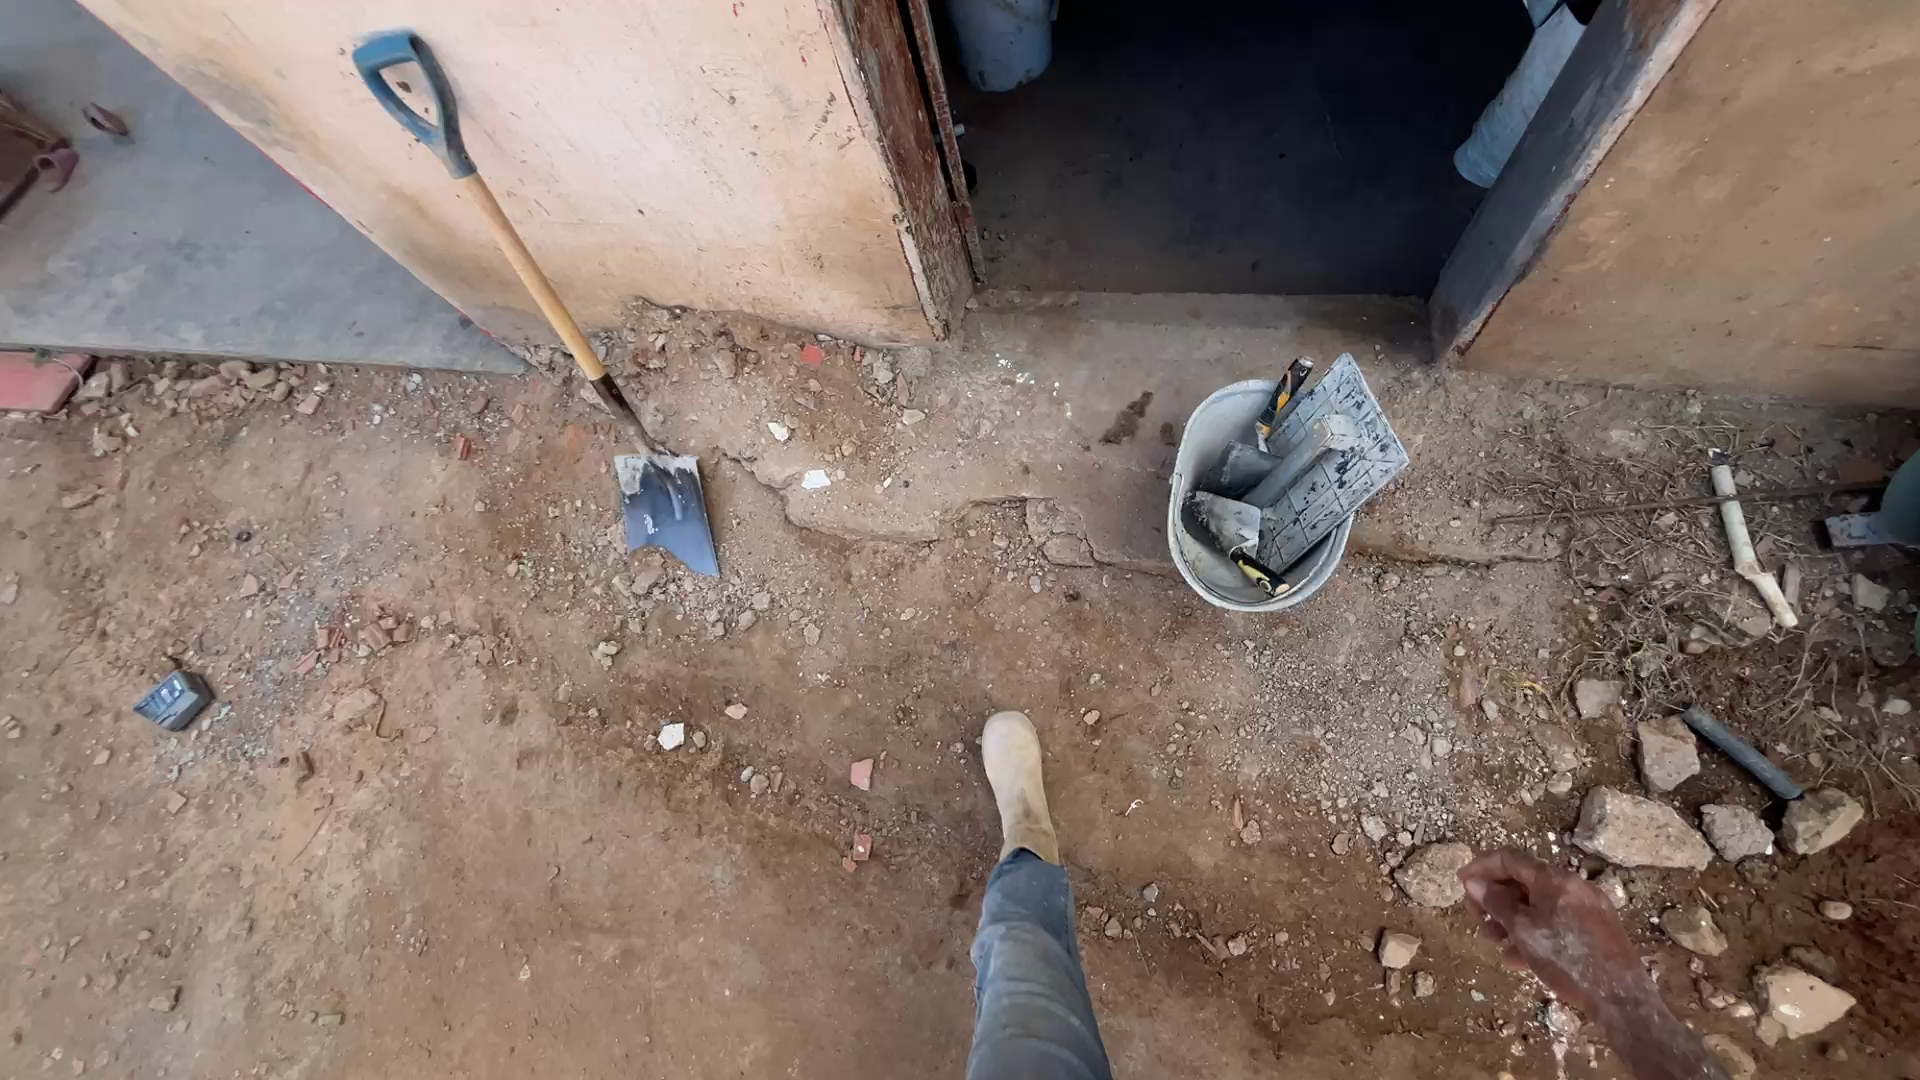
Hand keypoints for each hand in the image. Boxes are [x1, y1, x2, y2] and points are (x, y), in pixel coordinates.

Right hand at [1457, 849, 1647, 1019]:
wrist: (1623, 1003)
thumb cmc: (1566, 959)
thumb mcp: (1522, 929)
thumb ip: (1494, 902)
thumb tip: (1474, 883)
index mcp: (1554, 879)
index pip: (1508, 859)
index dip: (1479, 867)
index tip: (1461, 883)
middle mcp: (1573, 887)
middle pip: (1522, 883)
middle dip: (1494, 900)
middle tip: (1476, 917)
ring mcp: (1588, 910)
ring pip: (1537, 906)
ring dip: (1510, 920)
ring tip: (1493, 941)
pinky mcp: (1597, 931)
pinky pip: (1555, 922)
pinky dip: (1533, 932)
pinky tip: (1517, 956)